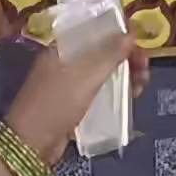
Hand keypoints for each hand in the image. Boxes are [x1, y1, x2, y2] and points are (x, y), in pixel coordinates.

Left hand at [3, 32, 147, 163]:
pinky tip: (129, 99)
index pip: (95, 31)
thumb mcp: (86, 76)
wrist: (31, 144)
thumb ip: (110, 53)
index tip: (140, 44)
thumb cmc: (56, 103)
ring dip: (124, 76)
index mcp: (63, 48)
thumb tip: (132, 32)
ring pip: (103, 73)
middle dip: (126, 58)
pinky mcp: (74, 104)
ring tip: (140, 87)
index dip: (119, 34)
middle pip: (102, 52)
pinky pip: (99, 92)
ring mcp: (69, 84)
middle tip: (145, 69)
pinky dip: (114, 93)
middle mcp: (65, 62)